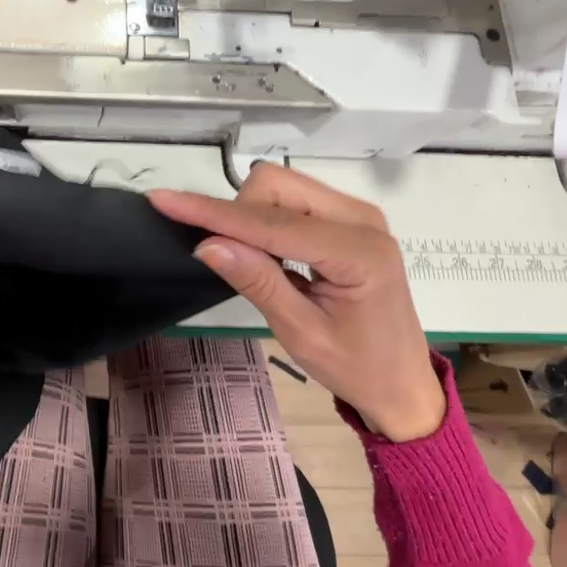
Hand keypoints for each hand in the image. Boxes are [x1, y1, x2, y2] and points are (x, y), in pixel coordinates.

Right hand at [148, 162, 444, 441]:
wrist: (402, 381)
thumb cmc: (356, 367)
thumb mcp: (301, 333)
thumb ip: (257, 282)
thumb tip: (207, 244)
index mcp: (357, 253)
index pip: (270, 223)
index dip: (213, 213)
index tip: (164, 200)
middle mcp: (361, 218)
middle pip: (276, 185)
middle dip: (238, 213)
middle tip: (233, 260)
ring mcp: (358, 213)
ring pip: (282, 185)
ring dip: (251, 214)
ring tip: (255, 262)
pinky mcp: (350, 216)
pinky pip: (294, 197)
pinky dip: (267, 217)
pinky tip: (269, 252)